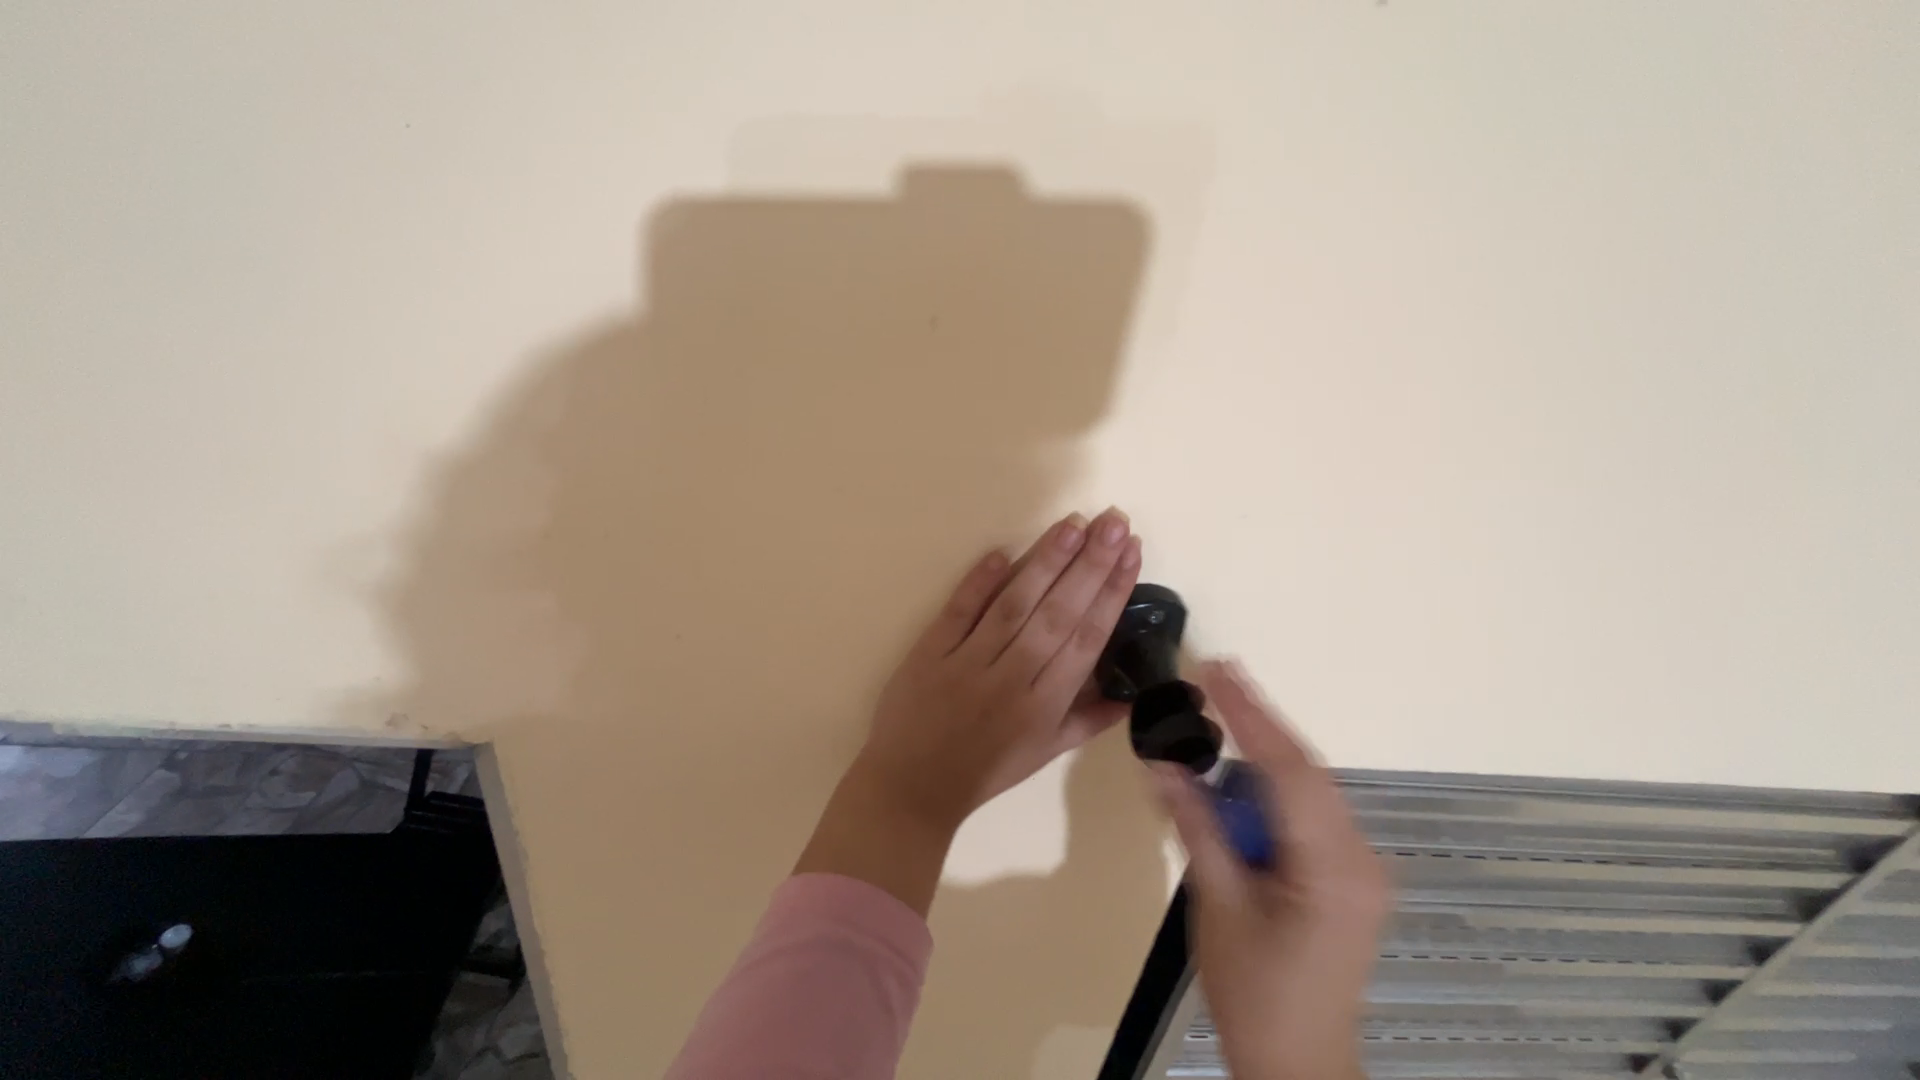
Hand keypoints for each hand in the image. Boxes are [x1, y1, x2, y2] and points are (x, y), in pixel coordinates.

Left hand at [795, 508, 1141, 914]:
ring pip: (1014, 605)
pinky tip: (1001, 551)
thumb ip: (1088, 720)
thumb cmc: (985, 768)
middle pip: (1059, 613)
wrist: (913, 786)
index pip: (1088, 638)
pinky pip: (958, 612)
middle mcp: (1013, 677)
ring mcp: (968, 662)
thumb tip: (1133, 696)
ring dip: (1045, 563)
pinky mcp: (929, 652)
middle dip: (1090, 564)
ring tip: (1073, 524)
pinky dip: (977, 582)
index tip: (1132, 552)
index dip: (1113, 593)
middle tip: (1113, 519)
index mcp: (1046, 703)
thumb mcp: (1044, 753)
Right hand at [1151, 661, 1390, 1079]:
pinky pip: (1311, 813)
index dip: (1251, 715)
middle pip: (1306, 771)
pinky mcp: (1349, 877)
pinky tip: (1241, 776)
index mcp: (1331, 867)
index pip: (1289, 770)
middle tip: (1213, 678)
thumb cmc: (1254, 992)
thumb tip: (1162, 763)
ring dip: (1264, 754)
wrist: (1300, 1063)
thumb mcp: (1217, 904)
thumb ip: (1195, 826)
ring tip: (1219, 716)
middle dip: (1258, 723)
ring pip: (1310, 788)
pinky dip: (1274, 787)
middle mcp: (1360, 857)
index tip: (1217, 669)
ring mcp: (1361, 868)